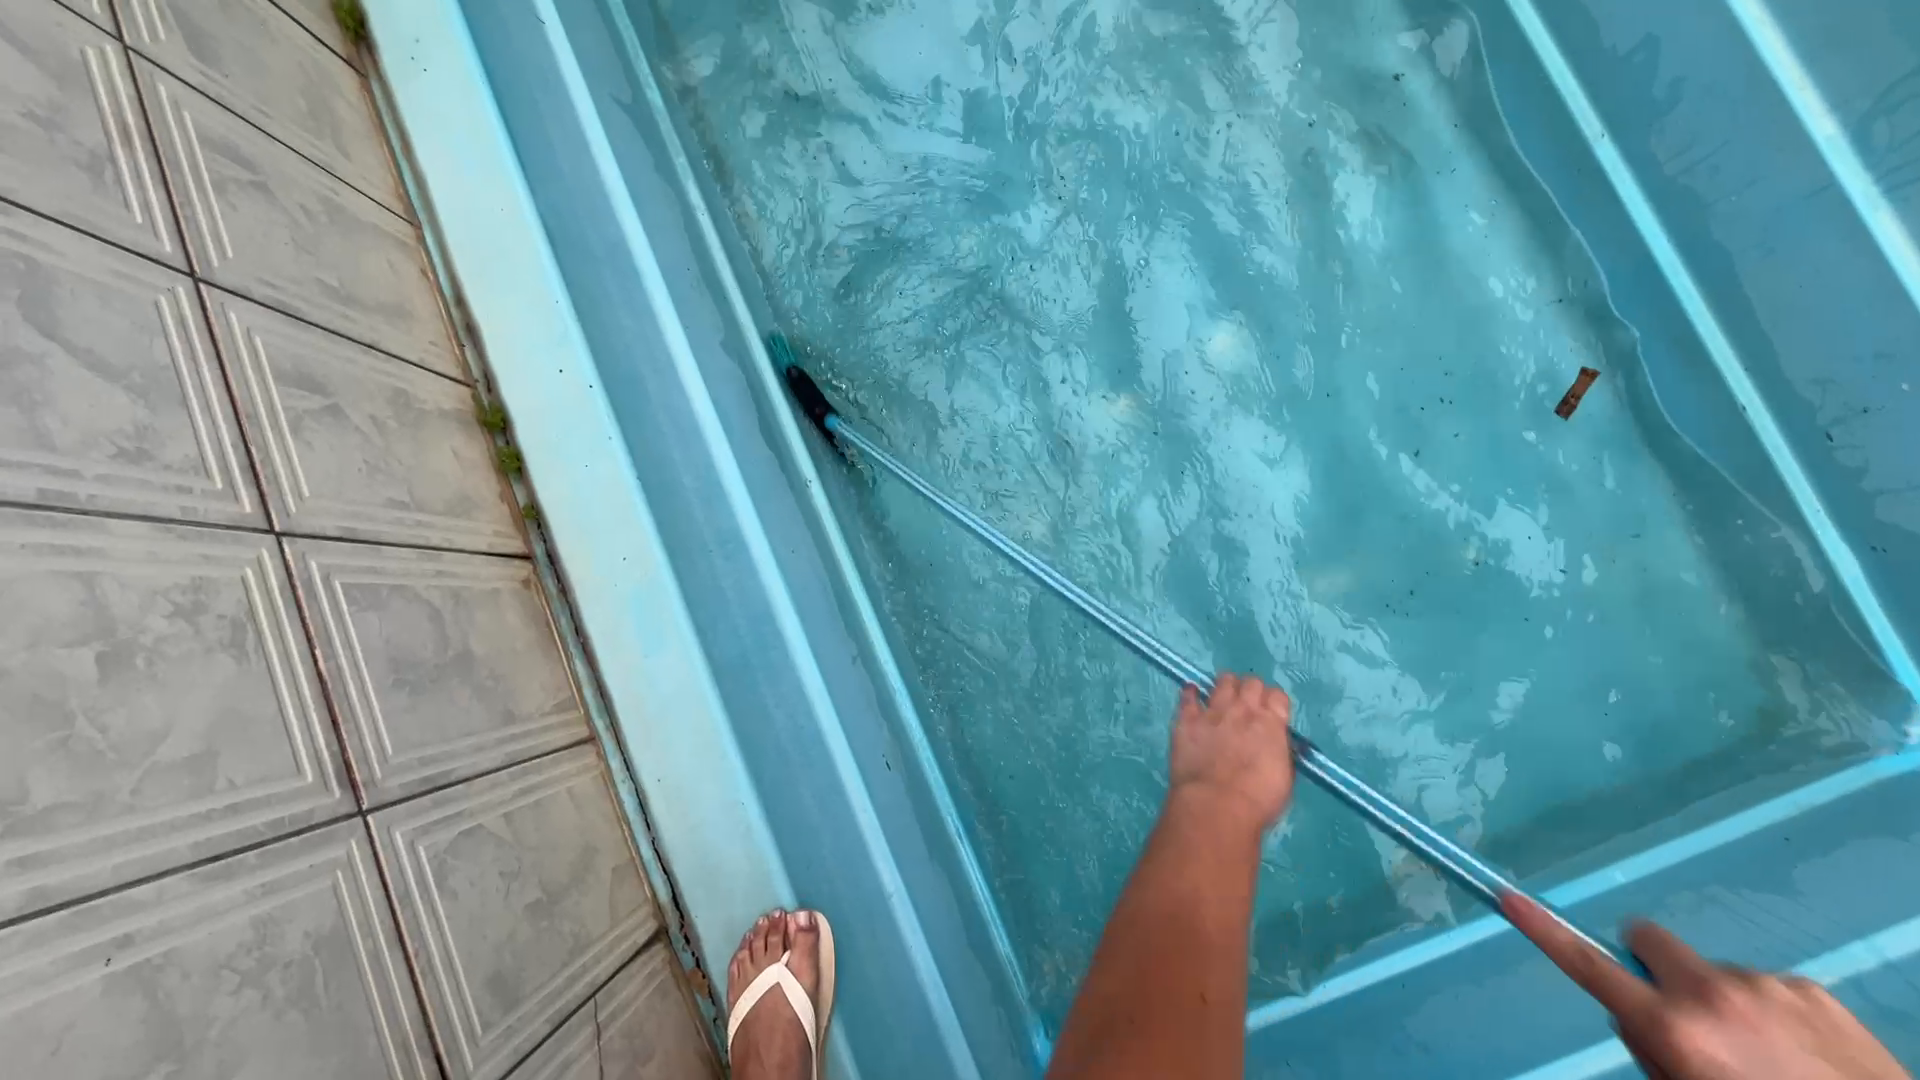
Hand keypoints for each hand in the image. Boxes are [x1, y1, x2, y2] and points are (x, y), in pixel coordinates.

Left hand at [1166, 674, 1294, 829]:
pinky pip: (1188, 697)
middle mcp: (1243, 710)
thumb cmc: (1257, 800)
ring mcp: (1213, 712)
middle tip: (1247, 704)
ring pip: (1222, 682)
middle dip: (1251, 690)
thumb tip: (1277, 744)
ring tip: (1223, 695)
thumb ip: (1281, 753)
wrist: (1216, 805)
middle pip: (1251, 683)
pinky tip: (1191, 693)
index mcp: (1271, 724)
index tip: (1271, 712)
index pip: (1278, 695)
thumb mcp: (1284, 778)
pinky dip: (1191, 693)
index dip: (1274, 702)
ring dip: (1225, 686)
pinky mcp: (1186, 720)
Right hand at [1504, 893, 1907, 1079]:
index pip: (1588, 967)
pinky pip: (1766, 988)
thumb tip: (1637, 1017)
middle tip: (1679, 1014)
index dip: (1542, 931)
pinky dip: (1771, 1013)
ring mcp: (1767, 986)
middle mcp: (1710, 992)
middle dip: (1651, 964)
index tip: (1508, 897)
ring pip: (1711, 972)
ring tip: (1766, 1057)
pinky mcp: (1815, 991)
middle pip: (1646, 938)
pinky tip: (1802, 1055)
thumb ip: (1652, 1051)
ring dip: (1721, 1001)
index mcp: (1674, 1027)